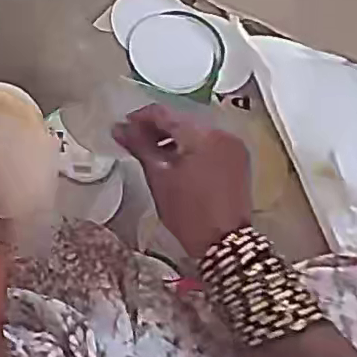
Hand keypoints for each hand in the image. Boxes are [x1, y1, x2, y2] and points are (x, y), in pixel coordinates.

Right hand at [113, 104, 250, 258]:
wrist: (225, 242)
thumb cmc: (187, 211)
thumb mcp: (158, 177)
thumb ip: (139, 146)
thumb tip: (118, 127)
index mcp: (201, 134)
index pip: (164, 113)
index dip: (140, 117)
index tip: (123, 127)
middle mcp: (221, 132)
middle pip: (182, 120)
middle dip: (157, 127)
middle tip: (134, 139)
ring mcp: (233, 144)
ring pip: (195, 131)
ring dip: (174, 137)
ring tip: (152, 151)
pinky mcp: (238, 158)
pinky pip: (209, 142)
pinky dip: (191, 146)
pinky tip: (175, 159)